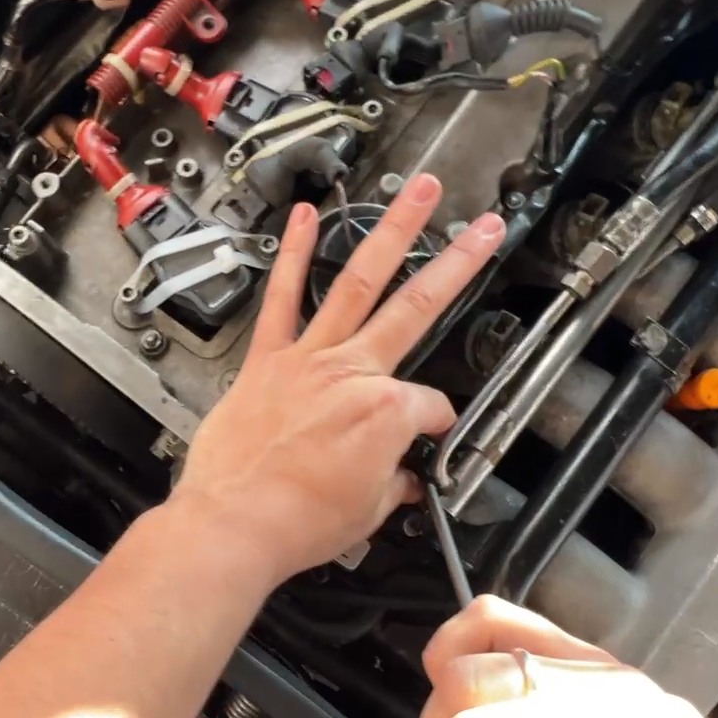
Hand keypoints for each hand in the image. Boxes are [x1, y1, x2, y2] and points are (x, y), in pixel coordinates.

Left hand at [167, 174, 504, 586]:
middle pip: (416, 308)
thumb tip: (398, 478)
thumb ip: (389, 483)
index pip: (429, 408)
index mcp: (386, 412)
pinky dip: (294, 257)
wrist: (233, 523)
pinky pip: (281, 299)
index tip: (431, 436)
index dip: (436, 424)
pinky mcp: (266, 362)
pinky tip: (305, 218)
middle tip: (484, 227)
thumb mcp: (366, 512)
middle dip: (457, 263)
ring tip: (418, 194)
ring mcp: (308, 360)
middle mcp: (352, 374)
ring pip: (358, 284)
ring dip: (391, 234)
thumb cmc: (297, 522)